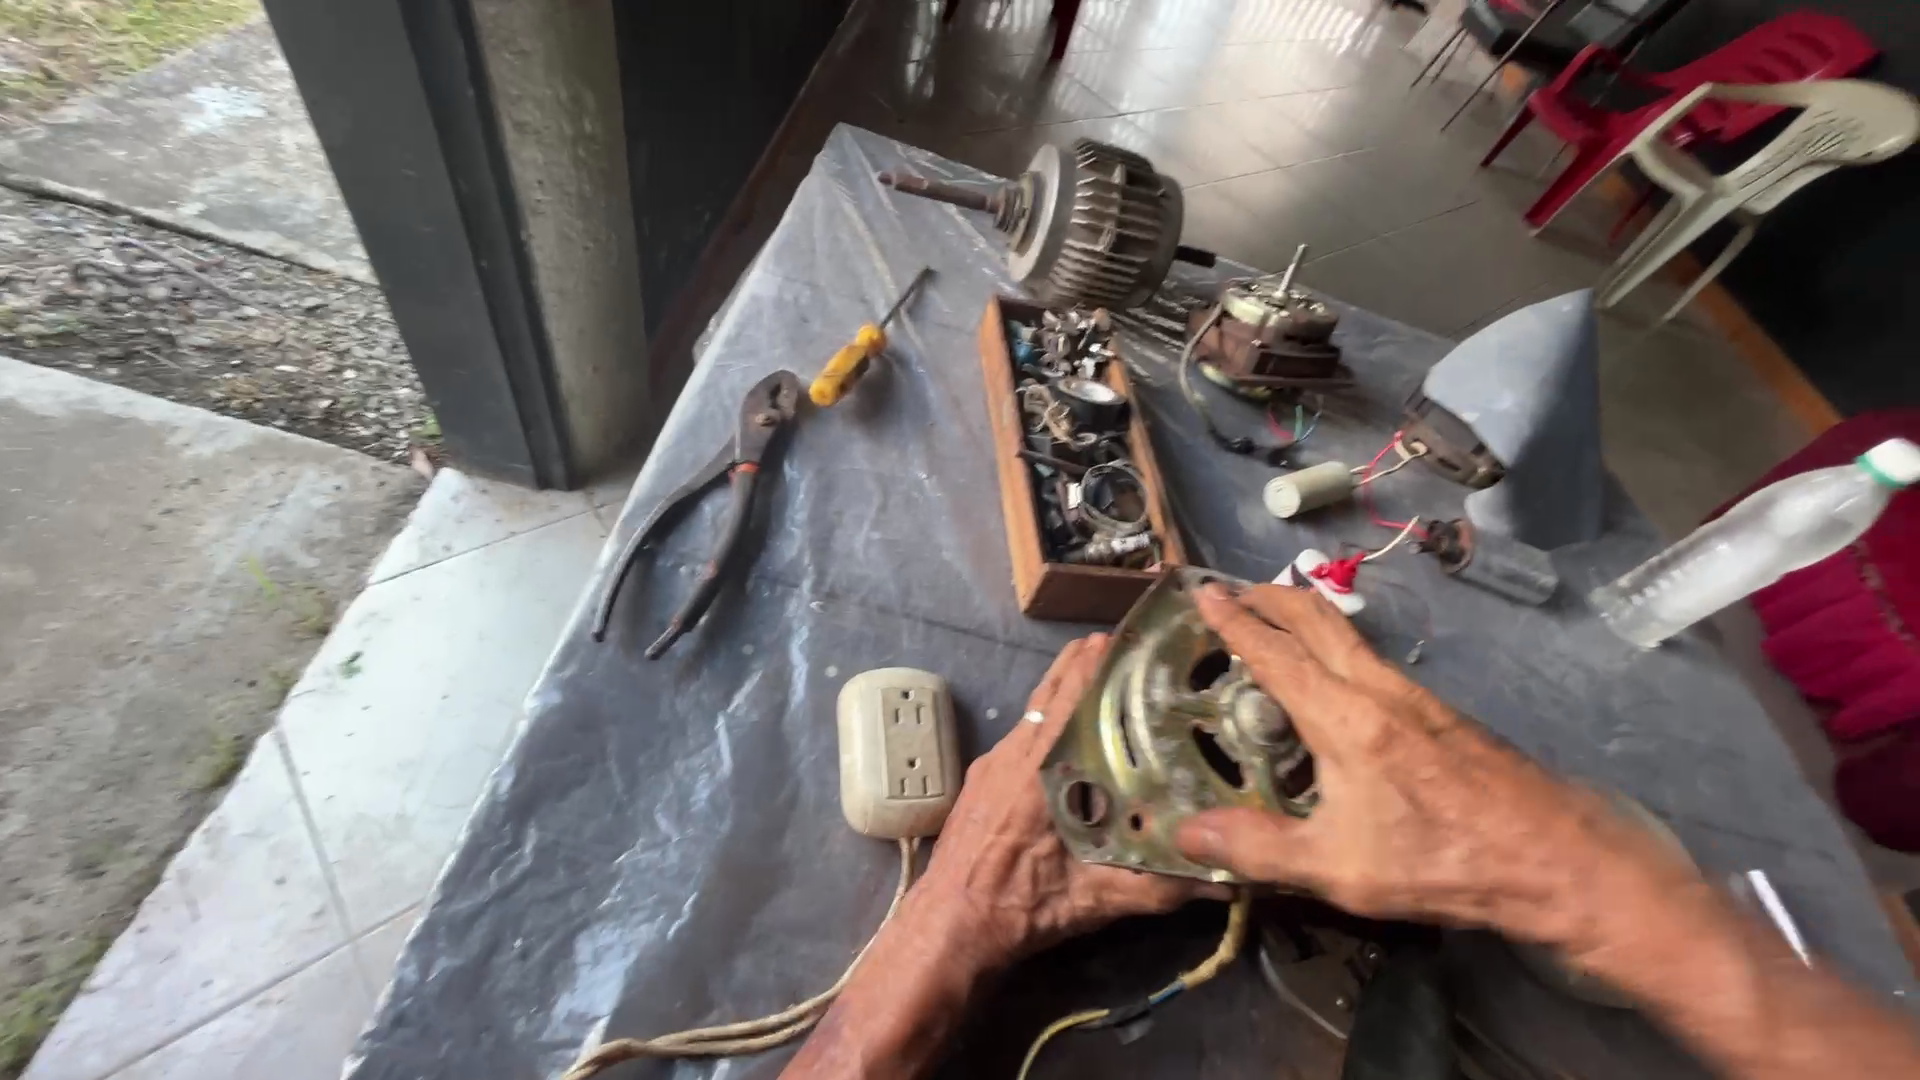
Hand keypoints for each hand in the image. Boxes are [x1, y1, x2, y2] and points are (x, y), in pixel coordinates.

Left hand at [916, 634, 1212, 968]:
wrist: (949, 923)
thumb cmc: (1020, 906)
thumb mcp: (1096, 900)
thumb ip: (1160, 887)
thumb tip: (1224, 881)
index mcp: (1040, 771)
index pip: (1068, 700)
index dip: (1091, 667)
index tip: (1117, 639)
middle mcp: (1013, 753)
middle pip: (1047, 692)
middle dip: (1077, 664)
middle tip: (1112, 641)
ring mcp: (992, 762)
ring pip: (1032, 711)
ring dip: (1061, 688)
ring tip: (1094, 671)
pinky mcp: (981, 777)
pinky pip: (1020, 733)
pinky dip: (1045, 718)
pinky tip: (1065, 732)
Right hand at [1172, 584, 1700, 958]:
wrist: (1568, 862)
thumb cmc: (1445, 862)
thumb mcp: (1342, 868)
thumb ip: (1260, 847)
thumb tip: (1186, 833)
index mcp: (1343, 716)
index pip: (1275, 651)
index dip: (1233, 620)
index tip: (1202, 593)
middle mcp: (1374, 687)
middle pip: (1314, 616)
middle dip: (1267, 595)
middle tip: (1228, 593)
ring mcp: (1410, 692)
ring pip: (1342, 630)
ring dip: (1298, 613)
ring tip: (1266, 624)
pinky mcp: (1434, 706)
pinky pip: (1365, 652)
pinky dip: (1327, 640)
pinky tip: (1324, 676)